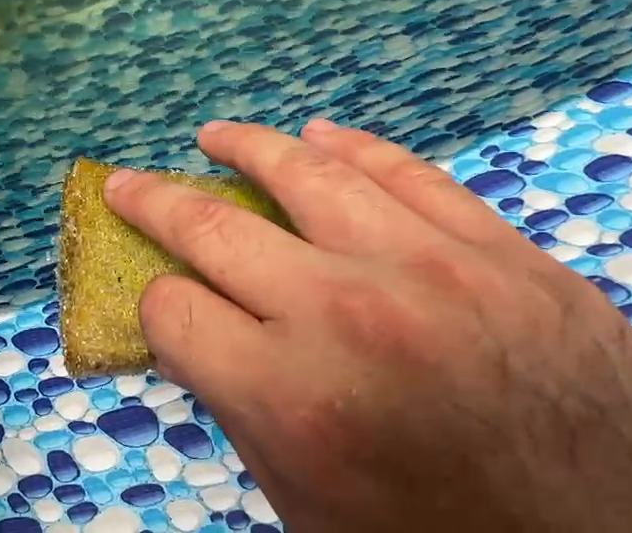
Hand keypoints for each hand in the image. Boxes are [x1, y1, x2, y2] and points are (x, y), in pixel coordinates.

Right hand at [104, 119, 631, 532]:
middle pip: (208, 225)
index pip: (170, 309)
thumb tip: (190, 318)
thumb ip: (239, 403)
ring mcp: (432, 272)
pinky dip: (350, 146)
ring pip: (303, 170)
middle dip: (150, 200)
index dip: (156, 310)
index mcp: (292, 400)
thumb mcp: (309, 504)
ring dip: (241, 145)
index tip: (167, 312)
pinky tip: (317, 136)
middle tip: (125, 184)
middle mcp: (348, 319)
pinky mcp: (505, 252)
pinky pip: (406, 172)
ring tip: (212, 136)